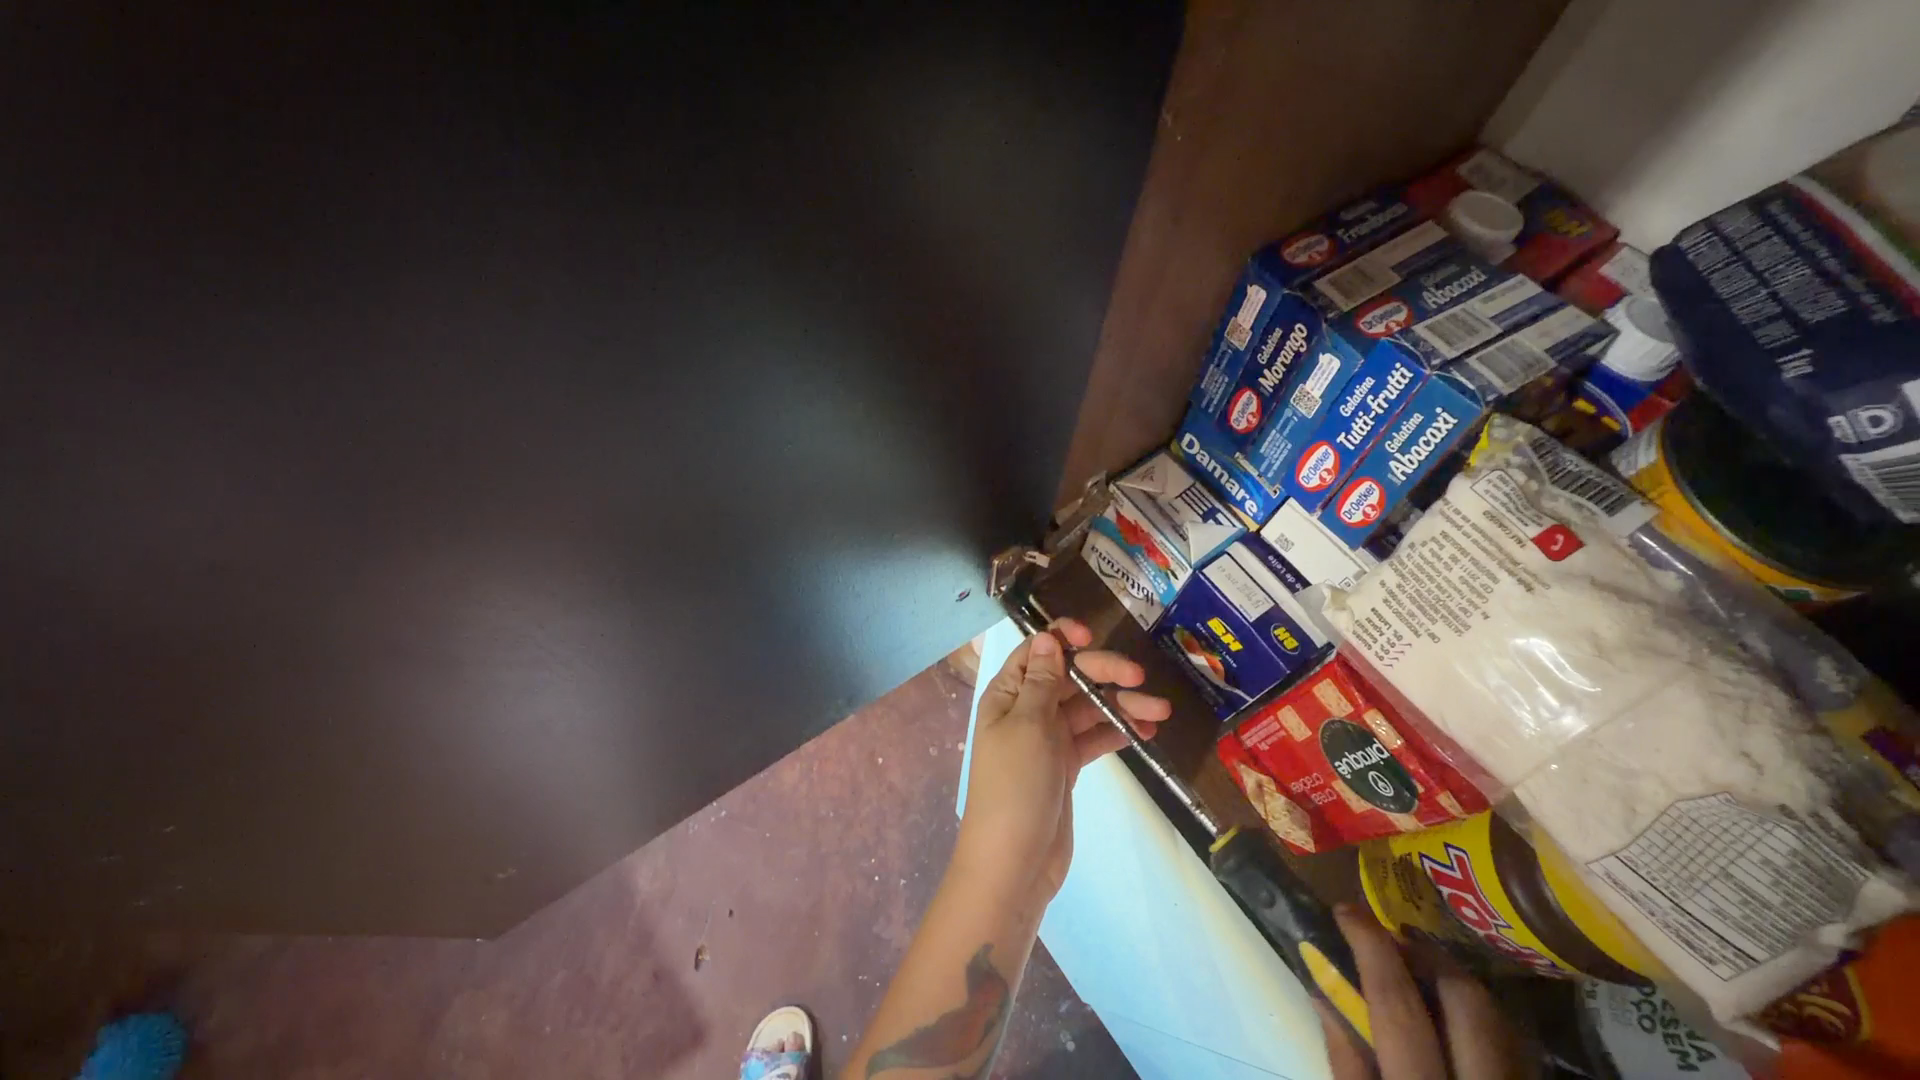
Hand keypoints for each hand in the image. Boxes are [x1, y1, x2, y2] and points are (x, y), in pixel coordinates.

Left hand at [957, 618, 1170, 905]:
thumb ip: (1043, 682)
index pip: (1035, 652)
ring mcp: (1047, 740)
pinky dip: (1117, 733)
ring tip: (1160, 713)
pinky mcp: (1065, 767)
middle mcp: (1026, 711)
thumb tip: (1047, 639)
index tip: (1091, 635)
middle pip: (1068, 677)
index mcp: (1007, 695)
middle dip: (1103, 673)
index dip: (1062, 638)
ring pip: (1087, 709)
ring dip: (1121, 706)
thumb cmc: (1015, 786)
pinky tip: (1146, 733)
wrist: (1013, 862)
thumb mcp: (1028, 726)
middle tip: (1140, 677)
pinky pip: (1094, 738)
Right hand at [1319, 904, 1530, 1079]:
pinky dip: (1478, 1017)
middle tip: (1389, 937)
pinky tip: (1451, 1015)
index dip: (1370, 948)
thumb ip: (1347, 1061)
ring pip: (1497, 1015)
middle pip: (1464, 998)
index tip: (1345, 911)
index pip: (1397, 1005)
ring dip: (1453, 982)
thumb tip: (1324, 990)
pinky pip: (1512, 1042)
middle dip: (1426, 954)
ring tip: (1417, 970)